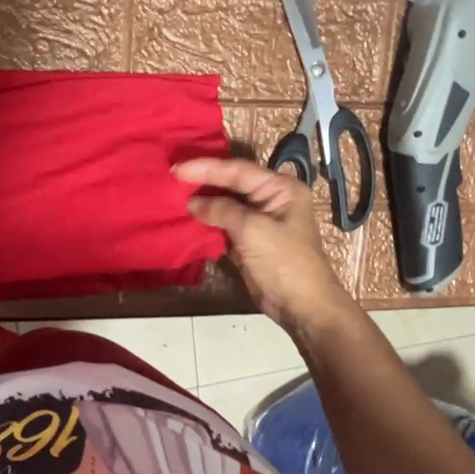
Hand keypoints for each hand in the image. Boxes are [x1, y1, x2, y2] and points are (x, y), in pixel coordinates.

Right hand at [175, 156, 348, 328]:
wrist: (302, 305)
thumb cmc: (284, 262)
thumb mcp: (253, 230)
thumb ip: (222, 210)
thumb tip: (193, 202)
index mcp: (281, 189)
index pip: (239, 171)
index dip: (207, 168)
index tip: (177, 169)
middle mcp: (271, 200)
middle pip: (232, 185)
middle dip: (203, 181)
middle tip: (173, 178)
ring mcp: (260, 222)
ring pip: (226, 205)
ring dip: (203, 202)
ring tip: (174, 195)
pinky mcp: (249, 243)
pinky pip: (224, 226)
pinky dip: (206, 222)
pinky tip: (187, 219)